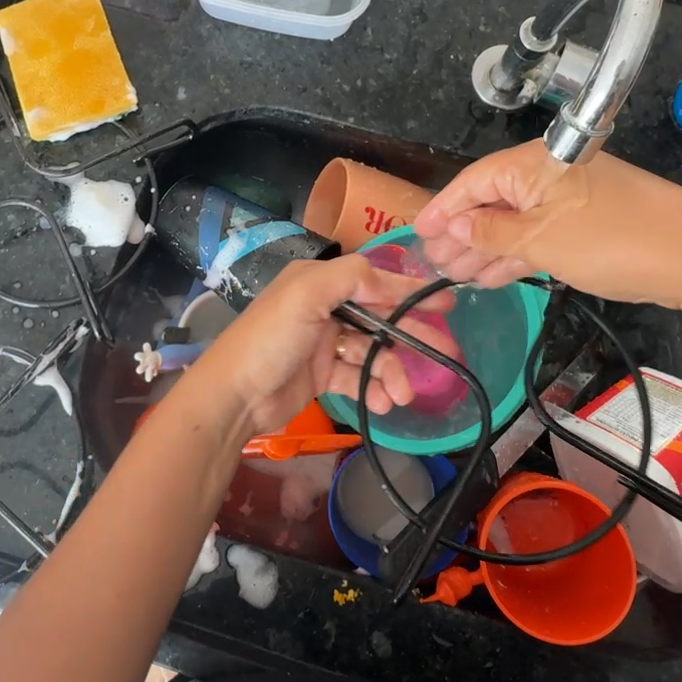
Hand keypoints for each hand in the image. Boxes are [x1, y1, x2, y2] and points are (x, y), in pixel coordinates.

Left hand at [181, 255, 459, 434]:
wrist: (234, 396)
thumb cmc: (270, 339)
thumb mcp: (307, 294)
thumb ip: (351, 277)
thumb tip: (388, 279)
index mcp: (317, 281)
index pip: (372, 279)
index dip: (409, 289)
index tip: (445, 302)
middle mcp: (322, 307)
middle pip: (378, 317)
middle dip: (411, 335)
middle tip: (447, 352)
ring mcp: (322, 343)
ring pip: (371, 352)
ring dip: (391, 372)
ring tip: (401, 394)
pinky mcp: (321, 375)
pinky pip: (358, 378)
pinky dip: (373, 389)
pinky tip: (384, 404)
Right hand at [413, 141, 681, 307]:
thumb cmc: (611, 240)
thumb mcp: (540, 240)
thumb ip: (492, 234)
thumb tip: (457, 227)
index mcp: (531, 165)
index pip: (472, 182)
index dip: (442, 209)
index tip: (417, 233)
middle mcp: (545, 176)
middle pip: (490, 202)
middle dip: (460, 234)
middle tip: (433, 263)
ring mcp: (566, 201)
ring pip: (512, 223)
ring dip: (483, 249)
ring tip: (453, 275)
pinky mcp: (583, 225)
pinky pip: (536, 236)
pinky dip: (513, 255)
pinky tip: (490, 276)